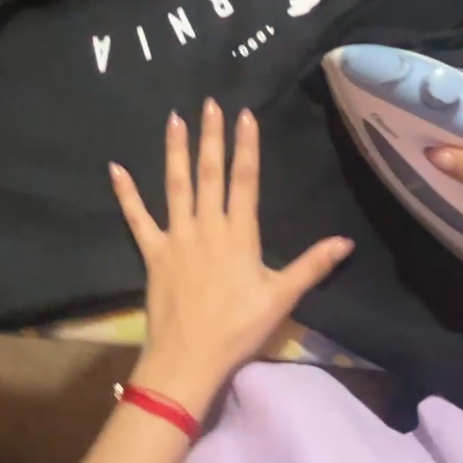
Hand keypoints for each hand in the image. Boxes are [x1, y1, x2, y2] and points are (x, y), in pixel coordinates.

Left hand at [110, 100, 352, 419]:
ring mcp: (176, 237)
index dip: (246, 146)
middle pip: (210, 173)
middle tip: (209, 103)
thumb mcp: (281, 298)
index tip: (245, 115)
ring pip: (176, 185)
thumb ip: (312, 266)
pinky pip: (137, 218)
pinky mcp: (153, 252)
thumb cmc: (238, 329)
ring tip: (174, 119)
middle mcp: (207, 226)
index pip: (245, 180)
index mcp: (238, 234)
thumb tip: (346, 241)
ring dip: (175, 151)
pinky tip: (115, 168)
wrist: (188, 359)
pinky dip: (126, 193)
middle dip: (211, 136)